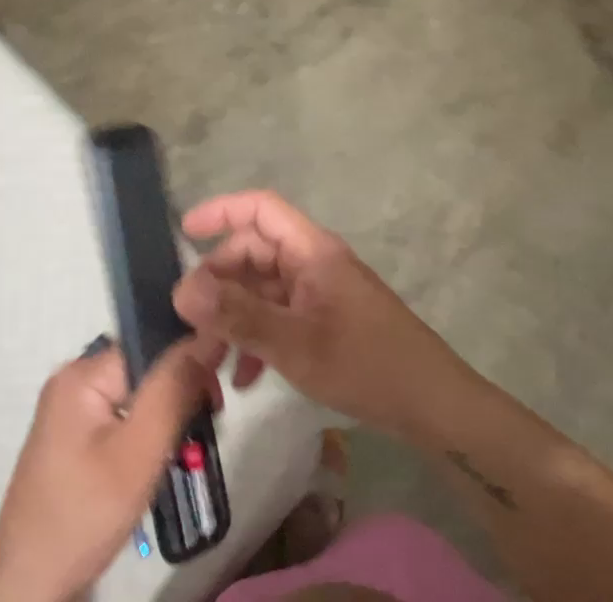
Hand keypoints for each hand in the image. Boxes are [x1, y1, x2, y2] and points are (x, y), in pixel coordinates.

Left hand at [0, 337, 224, 601]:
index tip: (217, 401)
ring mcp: (72, 415)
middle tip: (205, 432)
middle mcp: (73, 383)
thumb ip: (175, 387)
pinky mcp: (77, 443)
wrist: (33, 586)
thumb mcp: (139, 449)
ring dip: (169, 421)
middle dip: (181, 396)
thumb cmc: (86, 512)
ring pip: (140, 398)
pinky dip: (150, 437)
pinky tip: (163, 462)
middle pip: (146, 370)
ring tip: (186, 453)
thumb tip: (211, 331)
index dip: (191, 365)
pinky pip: (125, 421)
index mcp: (81, 374)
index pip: (152, 344)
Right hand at [173, 191, 475, 442]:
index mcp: (311, 251)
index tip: (182, 234)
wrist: (430, 402)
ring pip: (262, 290)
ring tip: (208, 362)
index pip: (260, 209)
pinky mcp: (325, 321)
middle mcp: (314, 263)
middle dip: (217, 285)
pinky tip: (242, 379)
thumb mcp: (294, 343)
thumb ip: (238, 316)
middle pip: (253, 254)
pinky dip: (256, 339)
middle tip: (188, 327)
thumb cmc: (365, 364)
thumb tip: (182, 290)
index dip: (220, 211)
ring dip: (232, 319)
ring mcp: (320, 293)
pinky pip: (278, 317)